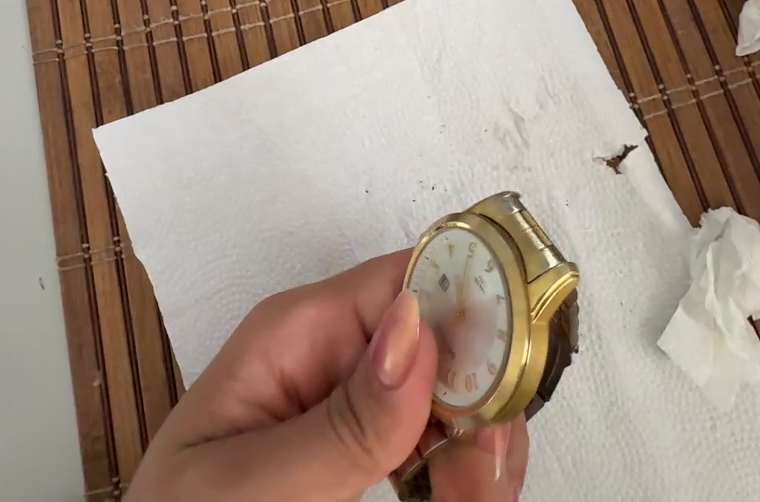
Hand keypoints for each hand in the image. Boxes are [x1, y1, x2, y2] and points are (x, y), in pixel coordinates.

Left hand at [126, 252, 529, 500]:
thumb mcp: (253, 479)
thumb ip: (343, 416)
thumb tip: (418, 323)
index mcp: (302, 328)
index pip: (406, 280)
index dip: (470, 311)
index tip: (506, 374)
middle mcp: (337, 350)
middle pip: (445, 340)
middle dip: (483, 393)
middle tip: (489, 468)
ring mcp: (354, 398)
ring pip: (455, 393)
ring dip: (483, 441)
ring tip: (478, 494)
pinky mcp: (365, 445)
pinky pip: (439, 439)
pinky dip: (466, 469)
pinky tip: (465, 494)